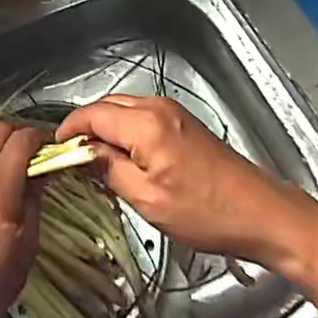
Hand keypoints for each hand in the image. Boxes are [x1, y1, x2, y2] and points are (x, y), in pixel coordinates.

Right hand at [56, 94, 317, 266]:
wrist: (261, 212)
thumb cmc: (206, 212)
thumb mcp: (148, 201)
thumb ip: (110, 171)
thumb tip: (85, 155)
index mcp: (145, 124)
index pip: (92, 114)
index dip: (69, 128)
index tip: (55, 147)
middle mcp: (156, 107)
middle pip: (106, 105)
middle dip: (85, 125)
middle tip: (71, 154)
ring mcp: (172, 110)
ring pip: (123, 108)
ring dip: (105, 126)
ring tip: (94, 157)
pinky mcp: (182, 120)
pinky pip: (141, 115)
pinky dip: (124, 127)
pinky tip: (123, 153)